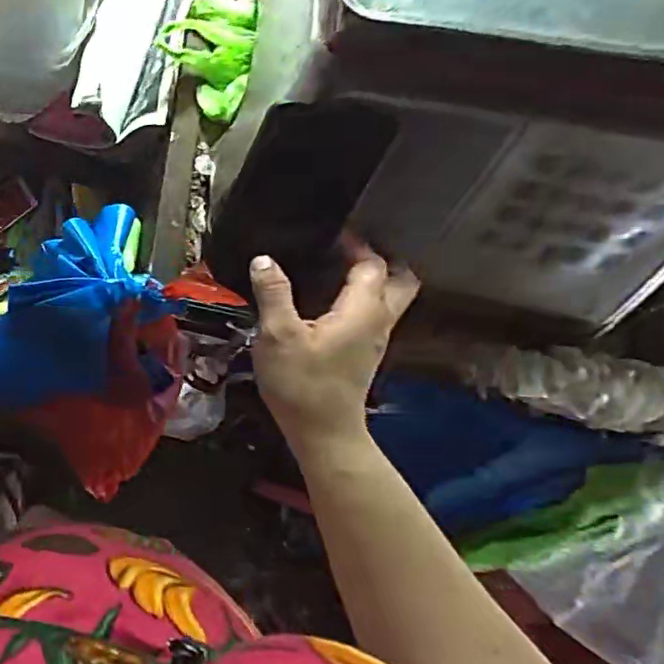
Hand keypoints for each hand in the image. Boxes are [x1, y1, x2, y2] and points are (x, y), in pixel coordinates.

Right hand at [250, 240, 418, 445]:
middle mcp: (379, 321)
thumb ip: (274, 294)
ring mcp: (375, 339)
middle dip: (382, 260)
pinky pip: (374, 314)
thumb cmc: (300, 381)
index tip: (332, 233)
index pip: (371, 265)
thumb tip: (264, 259)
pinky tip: (330, 301)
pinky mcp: (364, 353)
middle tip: (350, 249)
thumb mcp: (278, 334)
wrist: (321, 429)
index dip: (356, 245)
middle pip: (399, 280)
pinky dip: (362, 298)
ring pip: (390, 298)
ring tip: (339, 269)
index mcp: (363, 310)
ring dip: (375, 279)